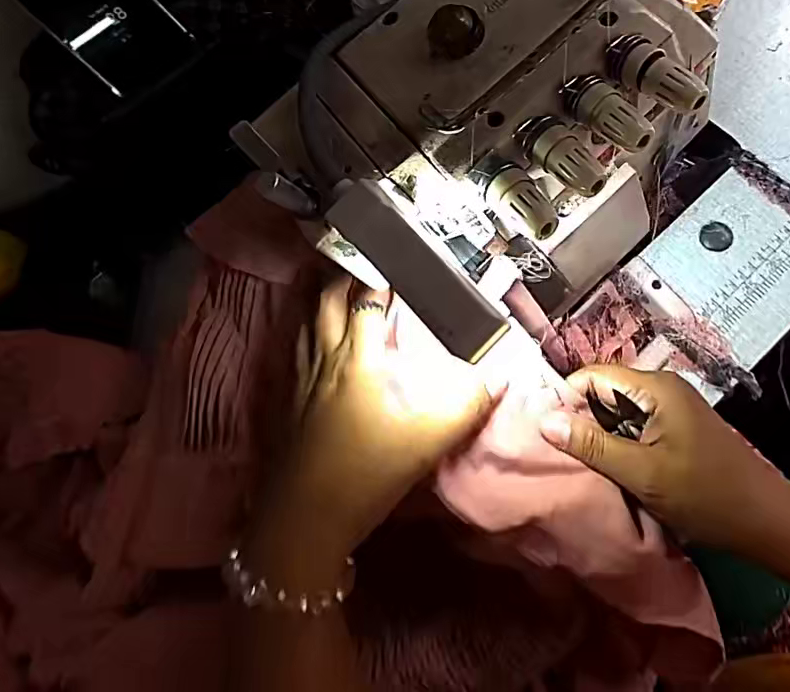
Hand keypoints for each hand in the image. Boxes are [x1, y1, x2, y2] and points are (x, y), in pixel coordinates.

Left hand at [260, 274, 502, 558]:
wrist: (302, 524)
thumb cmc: (366, 475)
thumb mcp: (428, 441)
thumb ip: (469, 405)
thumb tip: (503, 377)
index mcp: (357, 360)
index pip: (365, 300)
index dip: (380, 277)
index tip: (398, 264)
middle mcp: (325, 361)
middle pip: (327, 301)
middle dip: (346, 277)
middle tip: (369, 269)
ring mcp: (300, 380)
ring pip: (306, 323)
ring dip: (325, 302)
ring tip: (344, 293)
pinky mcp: (286, 402)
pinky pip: (295, 351)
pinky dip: (309, 333)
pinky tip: (320, 345)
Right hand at [539, 365, 789, 550]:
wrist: (763, 517)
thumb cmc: (703, 494)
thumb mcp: (641, 473)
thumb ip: (593, 446)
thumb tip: (545, 420)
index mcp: (655, 387)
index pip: (596, 375)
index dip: (569, 398)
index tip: (548, 431)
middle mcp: (663, 386)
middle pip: (607, 390)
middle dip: (584, 418)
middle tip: (563, 453)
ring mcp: (673, 405)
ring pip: (621, 409)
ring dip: (602, 433)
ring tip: (586, 463)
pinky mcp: (678, 424)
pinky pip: (638, 422)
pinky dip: (622, 441)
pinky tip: (615, 467)